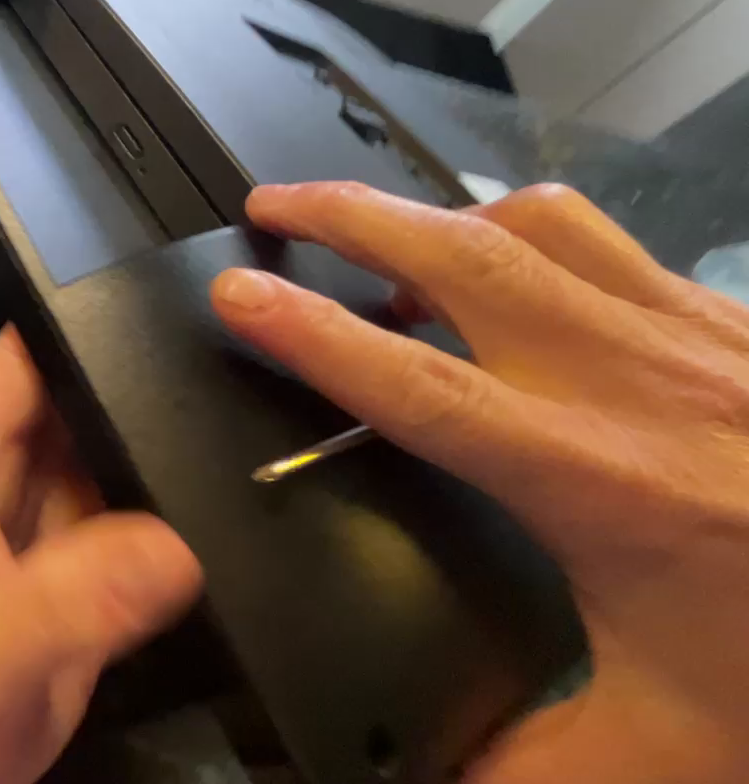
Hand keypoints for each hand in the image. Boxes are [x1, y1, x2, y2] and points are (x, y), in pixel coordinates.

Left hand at [0, 327, 202, 783]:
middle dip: (128, 378)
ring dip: (154, 445)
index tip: (133, 288)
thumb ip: (78, 593)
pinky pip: (133, 530)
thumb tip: (179, 545)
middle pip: (73, 408)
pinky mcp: (84, 585)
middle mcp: (13, 488)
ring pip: (107, 466)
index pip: (13, 370)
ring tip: (238, 408)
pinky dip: (171, 515)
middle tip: (220, 345)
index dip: (60, 323)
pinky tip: (224, 501)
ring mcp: (52, 536)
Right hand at [211, 182, 748, 783]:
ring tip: (371, 231)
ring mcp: (698, 336)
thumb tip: (419, 780)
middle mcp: (642, 386)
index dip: (312, 332)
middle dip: (347, 215)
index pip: (417, 387)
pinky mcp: (732, 320)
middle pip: (464, 256)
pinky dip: (513, 235)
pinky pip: (598, 240)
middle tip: (267, 206)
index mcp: (603, 483)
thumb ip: (530, 762)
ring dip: (430, 216)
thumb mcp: (677, 743)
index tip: (234, 290)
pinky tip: (488, 273)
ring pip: (535, 224)